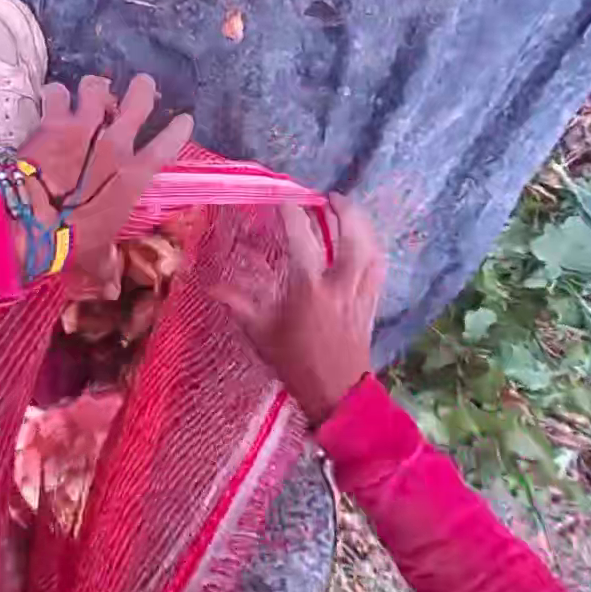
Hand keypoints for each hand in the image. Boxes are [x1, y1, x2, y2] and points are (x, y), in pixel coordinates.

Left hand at [18, 73, 192, 295]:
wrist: (27, 222)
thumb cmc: (69, 241)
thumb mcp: (94, 256)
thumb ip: (106, 265)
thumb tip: (113, 289)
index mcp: (133, 176)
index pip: (166, 148)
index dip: (178, 131)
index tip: (185, 119)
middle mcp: (115, 145)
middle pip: (138, 101)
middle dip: (143, 89)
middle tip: (143, 84)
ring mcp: (85, 127)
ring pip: (97, 87)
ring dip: (96, 87)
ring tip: (92, 91)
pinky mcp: (54, 121)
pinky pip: (57, 94)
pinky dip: (55, 95)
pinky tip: (53, 99)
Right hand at [212, 193, 384, 424]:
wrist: (337, 395)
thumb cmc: (295, 362)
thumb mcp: (261, 333)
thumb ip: (238, 304)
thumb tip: (210, 287)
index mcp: (309, 286)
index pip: (301, 236)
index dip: (291, 211)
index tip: (283, 197)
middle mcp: (340, 283)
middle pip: (351, 234)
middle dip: (342, 210)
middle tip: (329, 196)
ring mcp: (361, 291)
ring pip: (371, 247)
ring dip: (361, 224)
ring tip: (349, 211)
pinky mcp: (372, 301)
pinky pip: (379, 266)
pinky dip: (374, 247)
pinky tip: (367, 241)